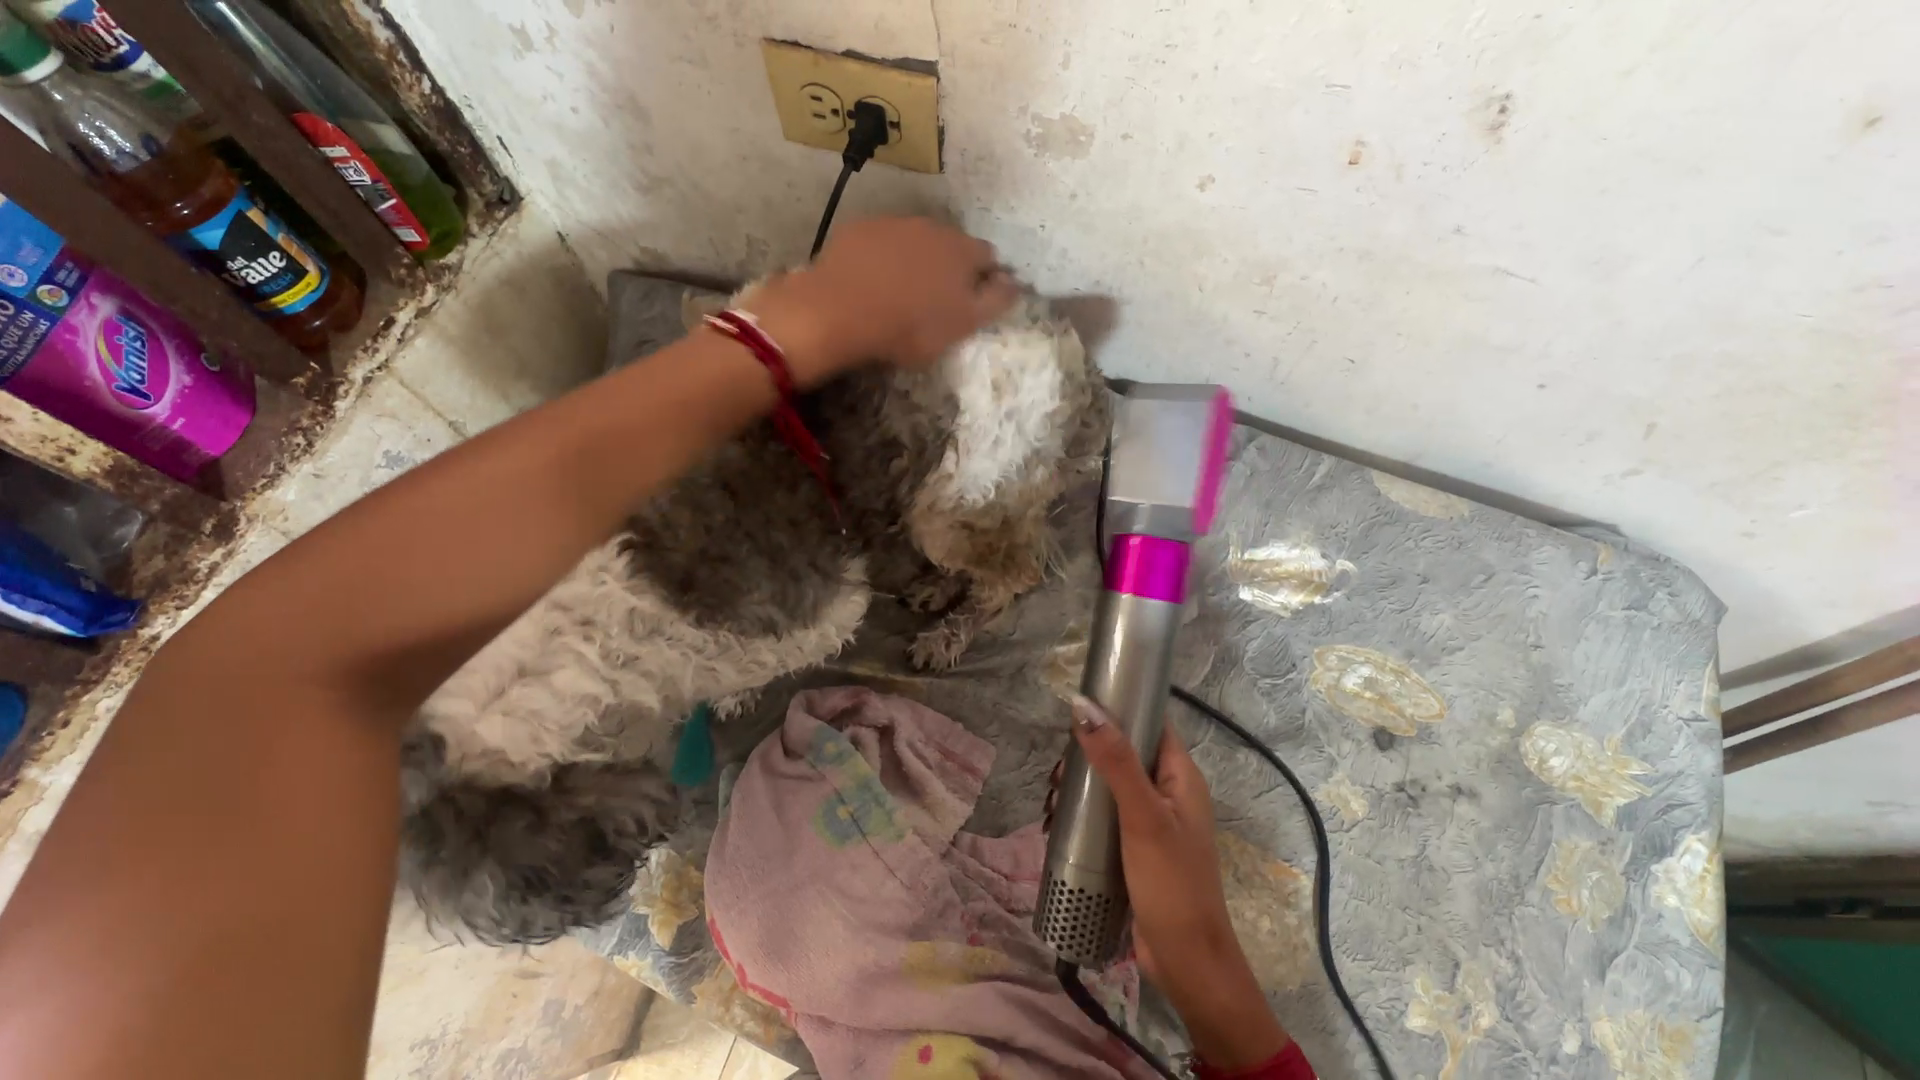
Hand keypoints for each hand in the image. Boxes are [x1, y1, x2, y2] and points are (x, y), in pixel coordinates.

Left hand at [742, 218, 1016, 383]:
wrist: (839, 311)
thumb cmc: (910, 326)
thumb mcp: (963, 324)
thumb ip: (995, 301)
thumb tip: (1015, 281)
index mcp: (963, 250)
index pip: (988, 257)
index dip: (984, 279)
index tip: (971, 302)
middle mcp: (932, 226)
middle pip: (950, 244)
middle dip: (948, 266)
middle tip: (935, 299)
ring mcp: (893, 224)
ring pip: (914, 240)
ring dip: (914, 260)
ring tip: (900, 292)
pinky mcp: (858, 230)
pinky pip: (879, 243)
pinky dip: (881, 258)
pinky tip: (870, 282)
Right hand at [1068, 694, 1291, 1069]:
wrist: (1186, 960)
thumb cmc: (1171, 882)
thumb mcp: (1142, 816)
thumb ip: (1114, 761)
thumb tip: (1083, 706)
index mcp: (1182, 777)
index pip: (1152, 724)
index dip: (1119, 711)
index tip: (1076, 715)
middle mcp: (1169, 794)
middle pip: (1125, 755)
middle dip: (1087, 757)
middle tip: (1056, 778)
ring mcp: (1153, 825)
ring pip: (1111, 789)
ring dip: (1080, 791)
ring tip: (1051, 807)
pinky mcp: (1136, 852)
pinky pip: (1107, 821)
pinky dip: (1083, 819)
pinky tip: (1058, 829)